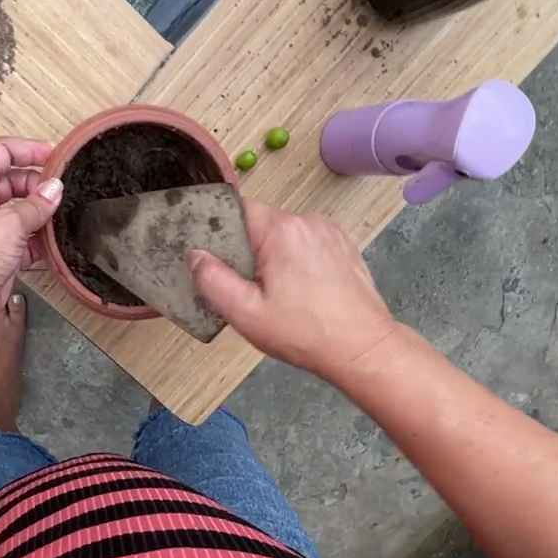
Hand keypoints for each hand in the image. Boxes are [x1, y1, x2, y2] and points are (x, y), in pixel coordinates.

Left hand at [0, 137, 62, 331]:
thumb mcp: (10, 223)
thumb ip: (36, 204)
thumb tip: (55, 189)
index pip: (0, 152)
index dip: (27, 149)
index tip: (54, 155)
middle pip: (13, 181)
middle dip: (37, 186)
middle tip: (61, 193)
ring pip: (20, 211)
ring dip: (40, 215)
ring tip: (60, 218)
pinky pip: (24, 239)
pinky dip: (38, 241)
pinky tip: (53, 245)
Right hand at [189, 200, 398, 380]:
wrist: (362, 348)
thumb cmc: (306, 333)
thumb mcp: (245, 313)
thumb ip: (213, 280)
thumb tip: (195, 256)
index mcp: (282, 230)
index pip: (238, 208)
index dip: (220, 229)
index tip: (214, 255)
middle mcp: (308, 222)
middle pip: (260, 224)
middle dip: (246, 251)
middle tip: (244, 288)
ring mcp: (329, 234)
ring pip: (283, 237)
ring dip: (271, 259)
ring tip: (273, 295)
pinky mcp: (343, 248)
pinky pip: (306, 246)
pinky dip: (295, 264)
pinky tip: (297, 294)